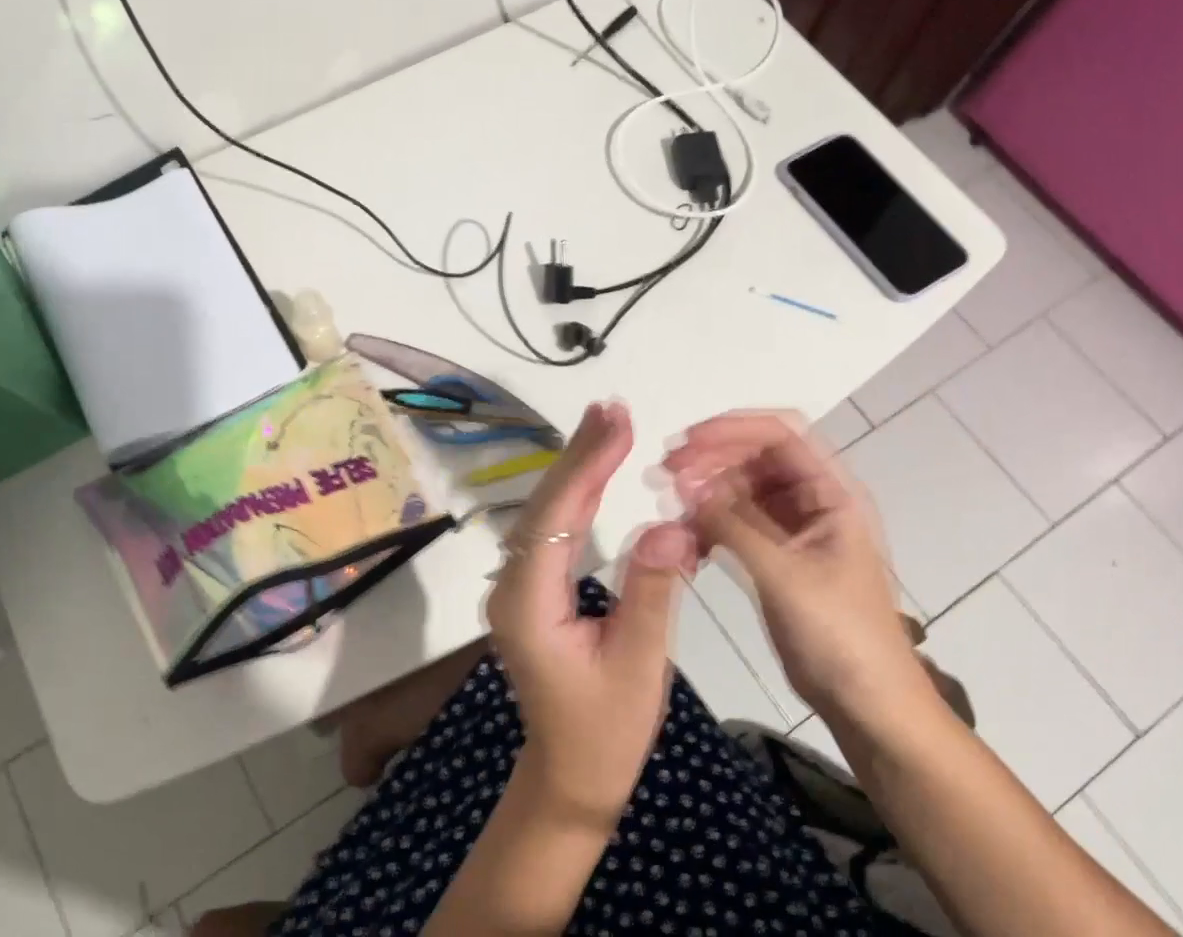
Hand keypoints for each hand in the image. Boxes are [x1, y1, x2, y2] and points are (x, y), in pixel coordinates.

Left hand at [486, 401, 697, 825]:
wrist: (570, 775)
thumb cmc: (606, 731)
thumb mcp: (638, 664)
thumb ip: (651, 590)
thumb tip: (671, 521)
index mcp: (528, 603)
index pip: (556, 517)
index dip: (586, 465)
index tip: (616, 420)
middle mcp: (511, 587)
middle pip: (544, 507)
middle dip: (580, 455)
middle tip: (614, 407)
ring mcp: (517, 589)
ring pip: (544, 516)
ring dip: (577, 469)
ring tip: (609, 425)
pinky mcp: (530, 593)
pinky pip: (550, 534)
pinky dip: (574, 498)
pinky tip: (594, 474)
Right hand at [664, 410, 926, 723]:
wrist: (868, 702)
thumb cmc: (839, 633)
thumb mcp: (784, 573)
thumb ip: (733, 523)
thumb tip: (684, 484)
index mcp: (833, 493)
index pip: (782, 434)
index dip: (733, 429)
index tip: (684, 444)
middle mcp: (814, 502)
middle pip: (757, 457)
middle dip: (711, 458)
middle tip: (664, 474)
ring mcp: (794, 531)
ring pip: (743, 490)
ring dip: (706, 490)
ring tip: (668, 503)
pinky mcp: (777, 558)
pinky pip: (738, 523)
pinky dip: (711, 522)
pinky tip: (687, 536)